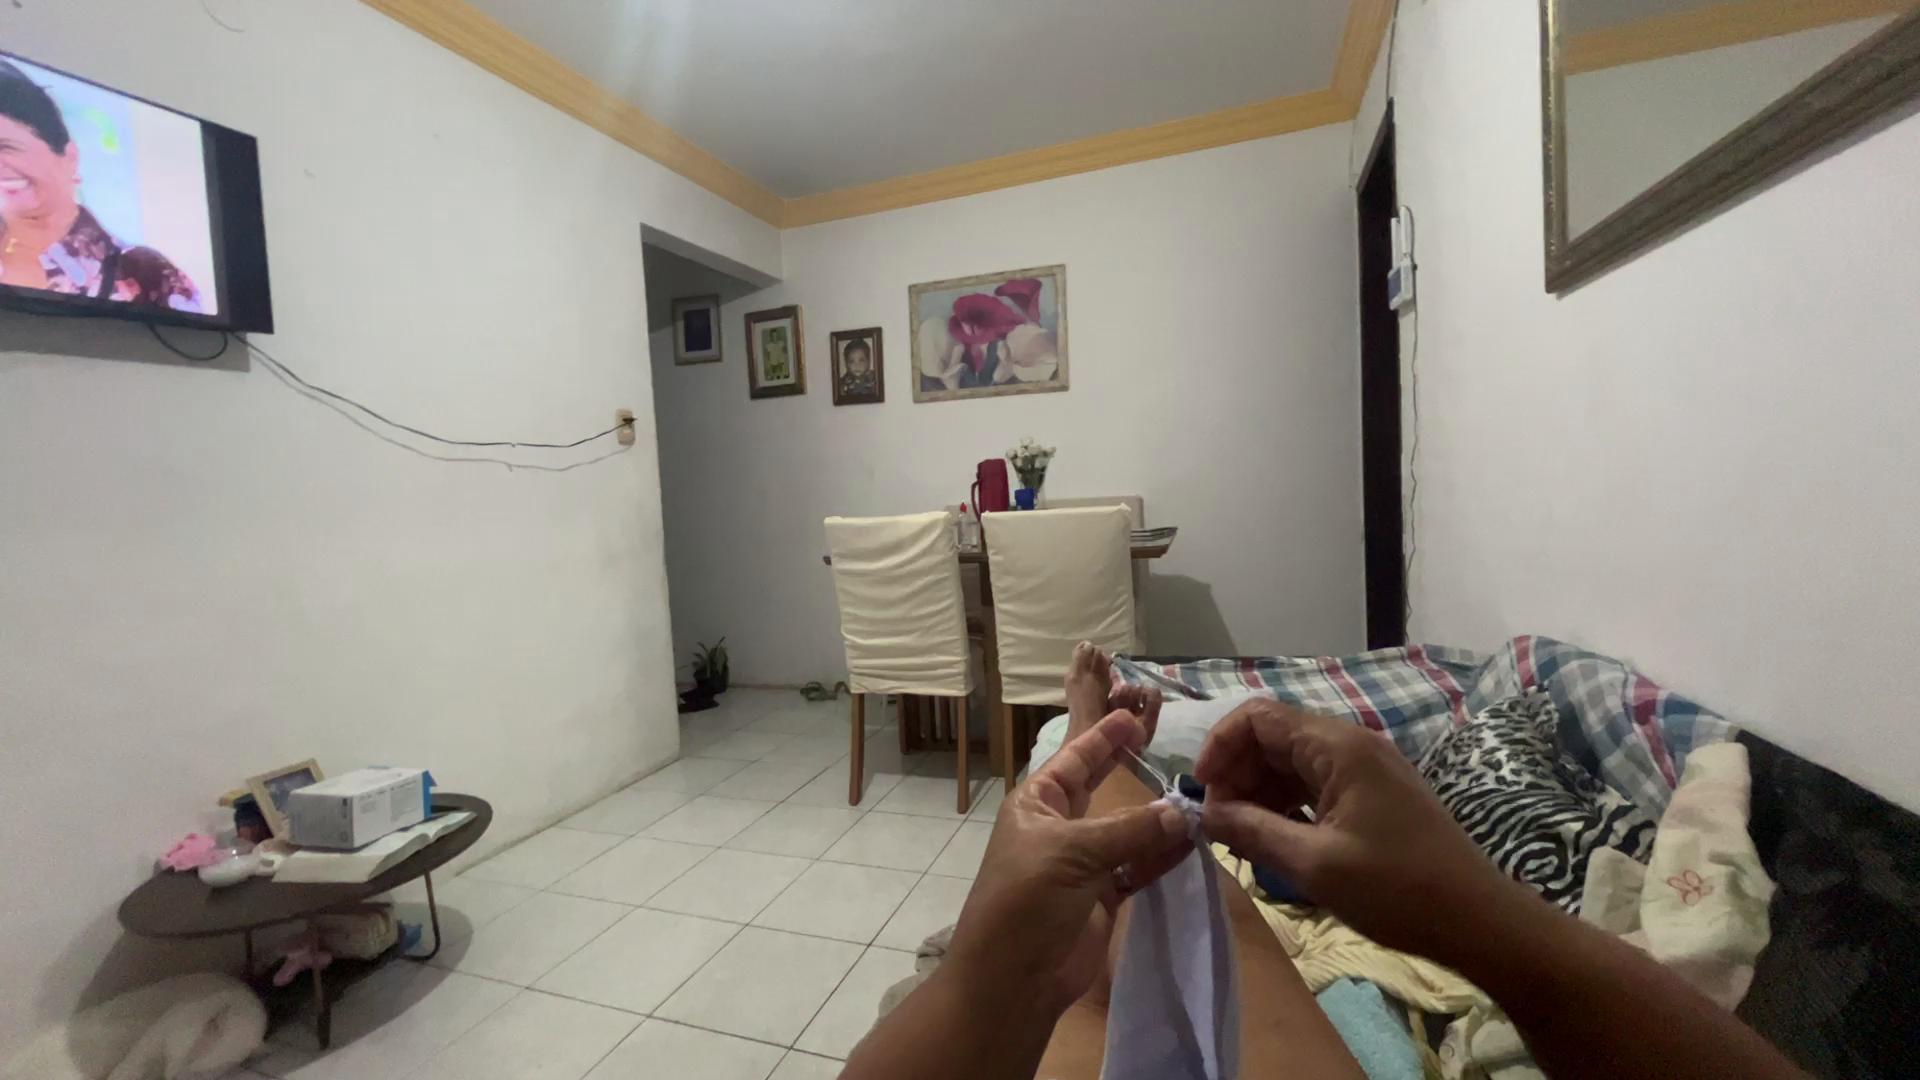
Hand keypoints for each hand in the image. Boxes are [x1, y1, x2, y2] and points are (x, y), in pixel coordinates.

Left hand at [945, 708, 1191, 1012]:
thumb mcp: (1071, 853)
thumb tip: (1179, 812)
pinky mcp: (1102, 895)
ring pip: (1125, 829)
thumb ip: (1128, 832)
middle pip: (1098, 786)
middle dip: (1124, 764)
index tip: (1132, 716)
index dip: (1102, 738)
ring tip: (1191, 796)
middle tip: (1157, 740)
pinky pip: (1137, 866)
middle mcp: (1059, 825)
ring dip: (1155, 817)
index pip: (1074, 759)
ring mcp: (1082, 861)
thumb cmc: (1026, 898)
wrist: (1013, 978)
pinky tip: (1189, 842)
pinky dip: (1161, 856)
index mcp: (1037, 803)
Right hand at [1194, 699, 1518, 964]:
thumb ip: (1251, 831)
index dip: (1220, 746)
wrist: (1485, 925)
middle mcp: (1348, 744)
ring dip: (1256, 789)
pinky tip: (1273, 835)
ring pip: (1287, 760)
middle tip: (1219, 819)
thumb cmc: (1400, 890)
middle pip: (1270, 736)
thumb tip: (1203, 815)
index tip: (1203, 788)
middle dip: (1236, 771)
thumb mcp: (1314, 865)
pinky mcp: (1369, 791)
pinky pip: (1310, 780)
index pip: (1257, 716)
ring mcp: (1361, 767)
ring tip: (1240, 832)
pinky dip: (1283, 801)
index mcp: (1337, 747)